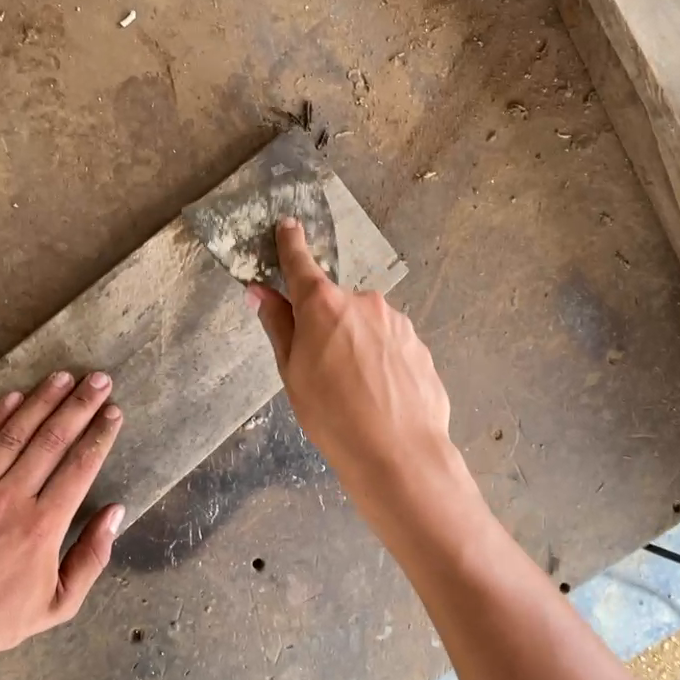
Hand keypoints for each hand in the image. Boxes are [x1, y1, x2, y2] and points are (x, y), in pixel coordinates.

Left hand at [0, 371, 125, 673]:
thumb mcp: (58, 605)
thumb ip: (92, 557)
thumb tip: (115, 512)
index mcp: (42, 527)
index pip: (80, 466)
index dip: (100, 435)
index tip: (114, 412)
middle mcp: (11, 500)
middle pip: (53, 440)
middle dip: (80, 405)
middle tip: (99, 380)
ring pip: (15, 433)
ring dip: (42, 401)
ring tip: (63, 377)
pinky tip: (15, 396)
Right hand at [248, 218, 458, 494]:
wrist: (400, 454)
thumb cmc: (332, 415)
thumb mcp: (291, 372)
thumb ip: (278, 325)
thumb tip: (260, 291)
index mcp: (323, 304)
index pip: (300, 262)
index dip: (290, 243)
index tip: (287, 226)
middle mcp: (363, 301)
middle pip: (334, 303)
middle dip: (326, 324)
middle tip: (320, 367)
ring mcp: (396, 322)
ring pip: (364, 325)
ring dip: (356, 344)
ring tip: (354, 390)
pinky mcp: (419, 345)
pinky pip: (389, 345)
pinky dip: (380, 361)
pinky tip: (379, 395)